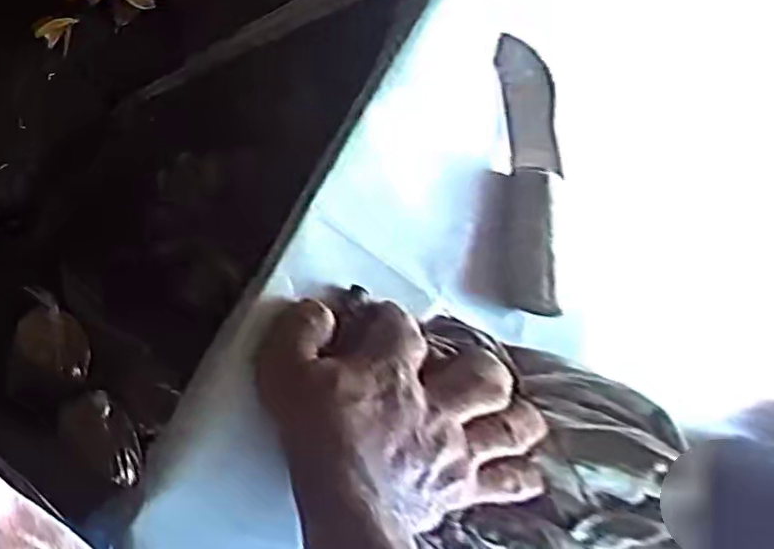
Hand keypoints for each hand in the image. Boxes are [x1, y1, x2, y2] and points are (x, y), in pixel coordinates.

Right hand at [257, 298, 547, 538]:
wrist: (343, 498)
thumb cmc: (313, 430)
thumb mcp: (285, 364)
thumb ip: (301, 329)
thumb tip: (317, 310)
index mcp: (387, 371)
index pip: (402, 328)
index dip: (392, 315)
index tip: (381, 314)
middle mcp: (432, 405)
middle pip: (482, 375)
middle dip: (478, 360)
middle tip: (463, 355)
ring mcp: (455, 448)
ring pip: (513, 425)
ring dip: (514, 411)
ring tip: (504, 402)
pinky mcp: (465, 488)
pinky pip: (515, 481)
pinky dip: (522, 470)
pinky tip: (516, 463)